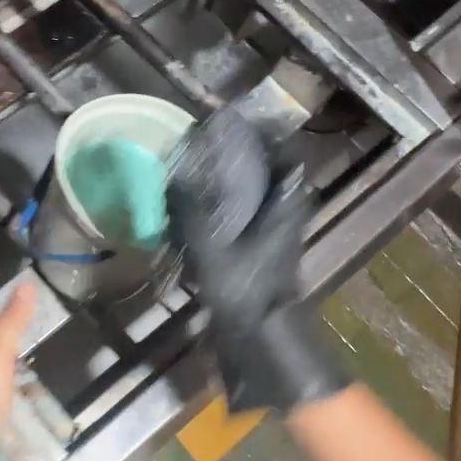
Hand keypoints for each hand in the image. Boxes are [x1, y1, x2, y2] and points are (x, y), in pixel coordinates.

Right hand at [168, 112, 346, 412]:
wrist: (262, 339)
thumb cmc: (245, 288)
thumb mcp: (212, 247)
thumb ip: (191, 210)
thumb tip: (173, 176)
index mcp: (285, 205)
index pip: (286, 156)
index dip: (266, 135)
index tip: (234, 121)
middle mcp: (285, 215)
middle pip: (271, 174)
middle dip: (244, 155)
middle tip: (209, 143)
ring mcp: (274, 235)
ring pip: (258, 195)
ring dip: (234, 181)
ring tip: (198, 168)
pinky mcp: (260, 253)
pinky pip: (245, 216)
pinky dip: (226, 206)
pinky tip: (197, 208)